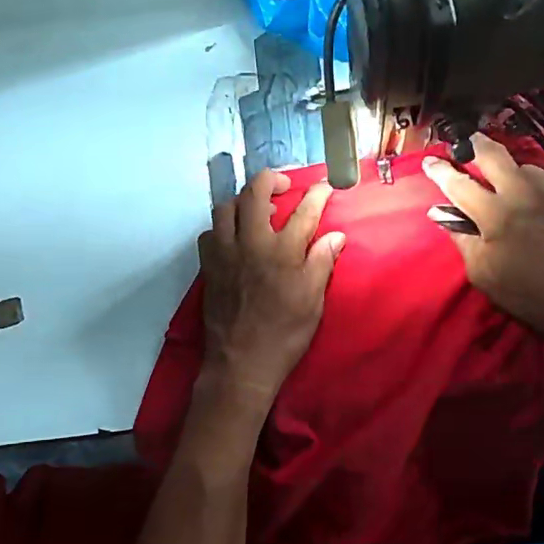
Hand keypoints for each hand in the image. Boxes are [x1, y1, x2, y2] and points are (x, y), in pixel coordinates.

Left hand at [199, 170, 344, 399]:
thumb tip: (335, 236)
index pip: (304, 211)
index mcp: (282, 252)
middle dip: (270, 180)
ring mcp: (224, 253)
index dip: (317, 194)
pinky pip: (209, 233)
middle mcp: (250, 244)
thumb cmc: (284, 335)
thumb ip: (321, 263)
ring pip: (225, 208)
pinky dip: (221, 227)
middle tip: (282, 185)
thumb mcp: (312, 301)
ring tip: (256, 210)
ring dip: (242, 201)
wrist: (242, 363)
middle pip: (254, 194)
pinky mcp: (208, 267)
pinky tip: (233, 237)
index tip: (324, 186)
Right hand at [422, 134, 543, 355]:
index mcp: (495, 214)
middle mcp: (525, 193)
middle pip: (493, 155)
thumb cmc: (523, 292)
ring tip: (513, 190)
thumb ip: (461, 237)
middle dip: (475, 145)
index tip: (431, 160)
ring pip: (527, 169)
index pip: (459, 183)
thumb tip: (442, 214)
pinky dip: (543, 195)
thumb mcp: (481, 271)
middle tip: (468, 142)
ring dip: (514, 176)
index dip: (441, 171)